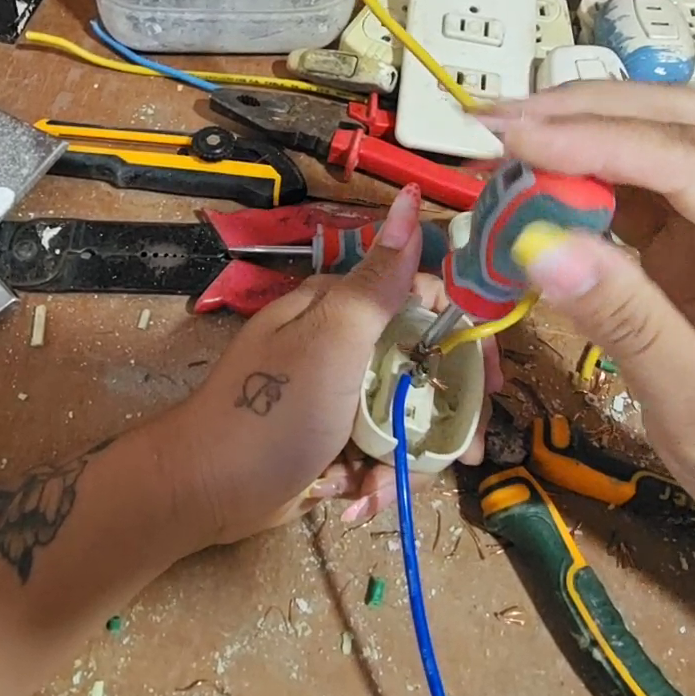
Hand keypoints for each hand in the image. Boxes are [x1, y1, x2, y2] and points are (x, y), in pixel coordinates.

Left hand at [163, 184, 500, 545]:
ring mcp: (333, 390)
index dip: (464, 335)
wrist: (204, 489)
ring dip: (402, 456)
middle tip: (464, 456)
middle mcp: (339, 340)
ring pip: (399, 412)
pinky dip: (370, 476)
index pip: (421, 300)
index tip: (490, 382)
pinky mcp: (326, 434)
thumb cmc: (272, 410)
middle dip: (439, 412)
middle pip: (418, 365)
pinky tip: (351, 498)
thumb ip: (379, 280)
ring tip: (381, 489)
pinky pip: (371, 447)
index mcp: (340, 307)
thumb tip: (408, 198)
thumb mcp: (334, 340)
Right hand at [484, 83, 694, 561]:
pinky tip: (532, 184)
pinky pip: (634, 189)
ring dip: (577, 133)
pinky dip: (578, 178)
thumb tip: (539, 246)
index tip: (512, 139)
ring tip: (501, 145)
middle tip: (496, 124)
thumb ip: (626, 321)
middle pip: (683, 124)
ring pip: (656, 142)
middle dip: (586, 112)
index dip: (599, 142)